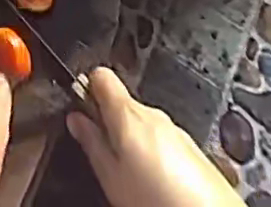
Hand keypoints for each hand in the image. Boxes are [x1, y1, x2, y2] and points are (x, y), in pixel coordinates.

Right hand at [66, 68, 242, 206]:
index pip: (100, 75)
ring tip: (135, 181)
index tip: (84, 112)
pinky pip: (165, 143)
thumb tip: (76, 119)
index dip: (88, 89)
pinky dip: (158, 158)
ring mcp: (176, 132)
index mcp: (127, 113)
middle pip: (122, 103)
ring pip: (144, 126)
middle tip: (107, 158)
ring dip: (135, 144)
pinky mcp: (194, 152)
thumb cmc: (160, 203)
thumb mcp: (111, 178)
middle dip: (111, 125)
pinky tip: (160, 188)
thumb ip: (91, 143)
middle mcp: (153, 115)